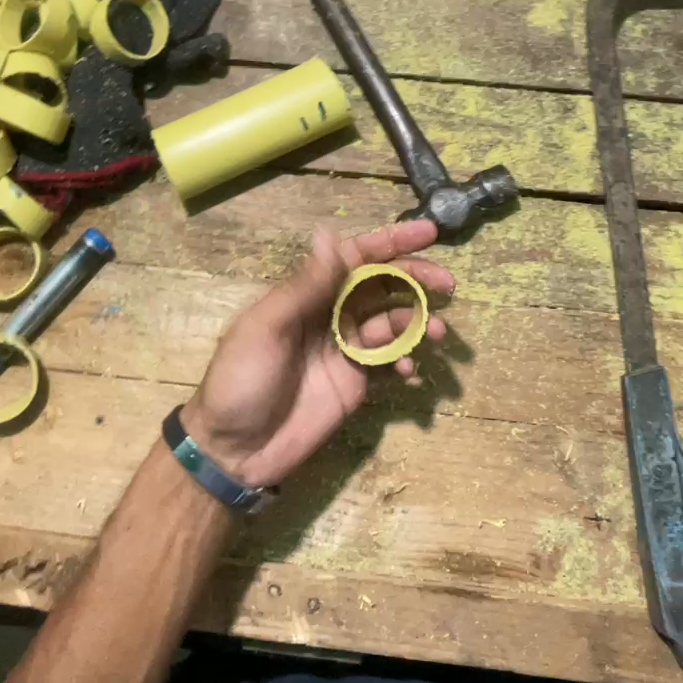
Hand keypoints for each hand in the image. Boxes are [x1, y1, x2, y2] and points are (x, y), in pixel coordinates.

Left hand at [180, 219, 451, 487]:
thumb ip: (303, 285)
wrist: (235, 450)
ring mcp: (345, 349)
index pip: (355, 257)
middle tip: (447, 284)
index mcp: (306, 293)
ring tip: (436, 333)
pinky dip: (406, 360)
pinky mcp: (355, 383)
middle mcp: (330, 314)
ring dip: (418, 322)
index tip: (428, 232)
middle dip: (416, 279)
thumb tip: (328, 232)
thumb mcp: (266, 327)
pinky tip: (410, 370)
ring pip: (392, 323)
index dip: (391, 242)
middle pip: (381, 285)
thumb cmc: (241, 379)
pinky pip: (389, 362)